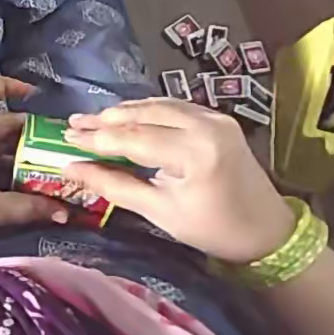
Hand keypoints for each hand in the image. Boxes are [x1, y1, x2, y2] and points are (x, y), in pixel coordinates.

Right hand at [62, 99, 297, 264]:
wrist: (267, 229)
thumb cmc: (212, 228)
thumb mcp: (159, 212)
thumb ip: (114, 186)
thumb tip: (72, 169)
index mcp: (193, 153)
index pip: (133, 138)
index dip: (96, 138)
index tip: (66, 138)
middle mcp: (206, 126)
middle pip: (144, 114)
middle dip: (105, 119)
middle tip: (73, 123)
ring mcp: (215, 118)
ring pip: (158, 105)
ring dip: (123, 111)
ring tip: (92, 119)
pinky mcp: (218, 118)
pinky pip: (174, 107)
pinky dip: (146, 110)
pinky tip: (126, 117)